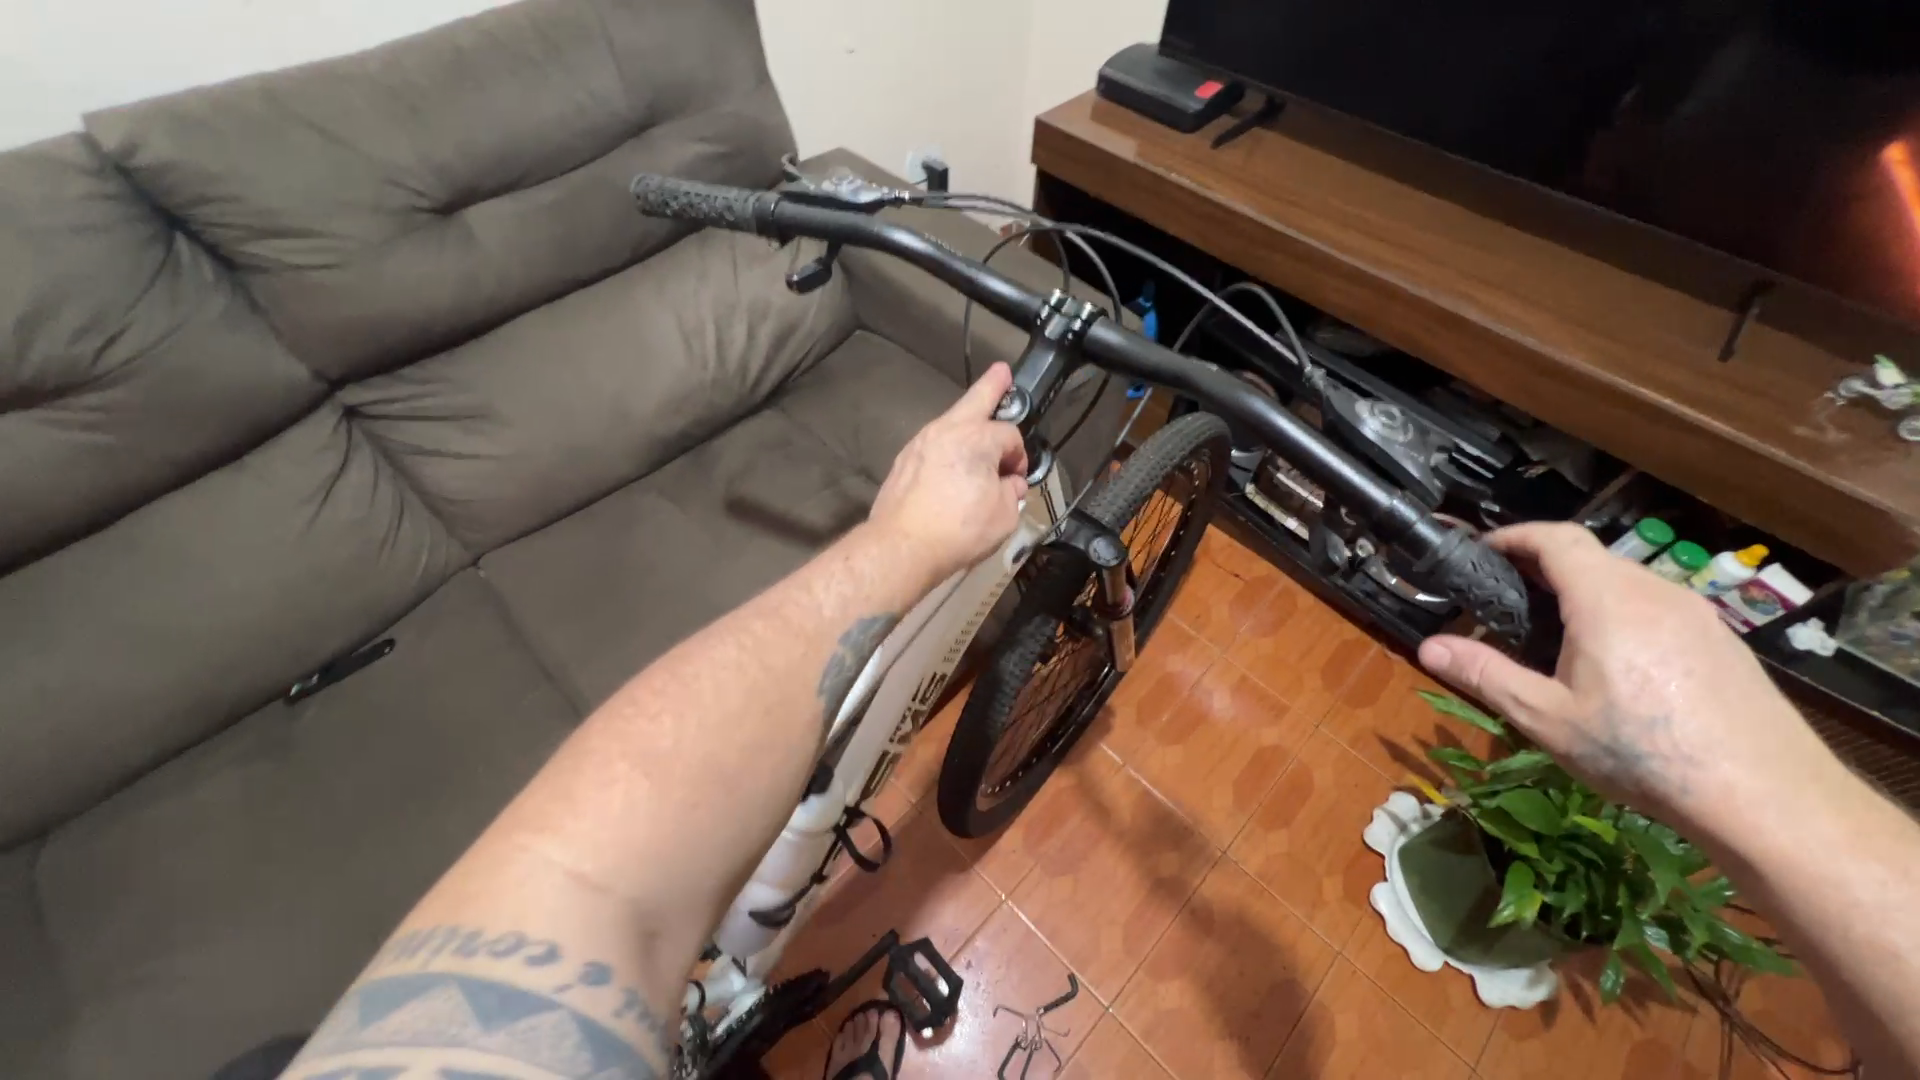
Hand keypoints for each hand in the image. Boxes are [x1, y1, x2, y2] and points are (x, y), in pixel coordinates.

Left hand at [866, 363, 1028, 580]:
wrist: (903, 546)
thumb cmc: (957, 530)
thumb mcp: (1004, 515)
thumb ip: (1011, 493)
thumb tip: (1009, 485)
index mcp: (977, 439)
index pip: (1010, 436)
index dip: (1019, 456)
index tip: (1016, 478)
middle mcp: (947, 432)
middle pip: (976, 400)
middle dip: (992, 385)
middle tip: (1002, 374)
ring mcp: (921, 444)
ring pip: (950, 424)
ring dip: (966, 422)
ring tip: (978, 427)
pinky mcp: (904, 462)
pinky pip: (933, 446)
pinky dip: (946, 449)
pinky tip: (952, 467)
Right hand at [1415, 522, 1833, 836]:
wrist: (1767, 797)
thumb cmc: (1641, 750)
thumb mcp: (1546, 717)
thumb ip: (1485, 674)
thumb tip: (1428, 646)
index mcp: (1607, 600)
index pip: (1557, 538)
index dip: (1514, 536)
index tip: (1481, 551)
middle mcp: (1655, 594)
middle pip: (1591, 558)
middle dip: (1542, 567)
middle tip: (1506, 600)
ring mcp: (1697, 616)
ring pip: (1626, 582)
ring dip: (1582, 591)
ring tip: (1552, 633)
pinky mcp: (1721, 643)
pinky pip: (1657, 608)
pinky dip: (1619, 612)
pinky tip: (1612, 662)